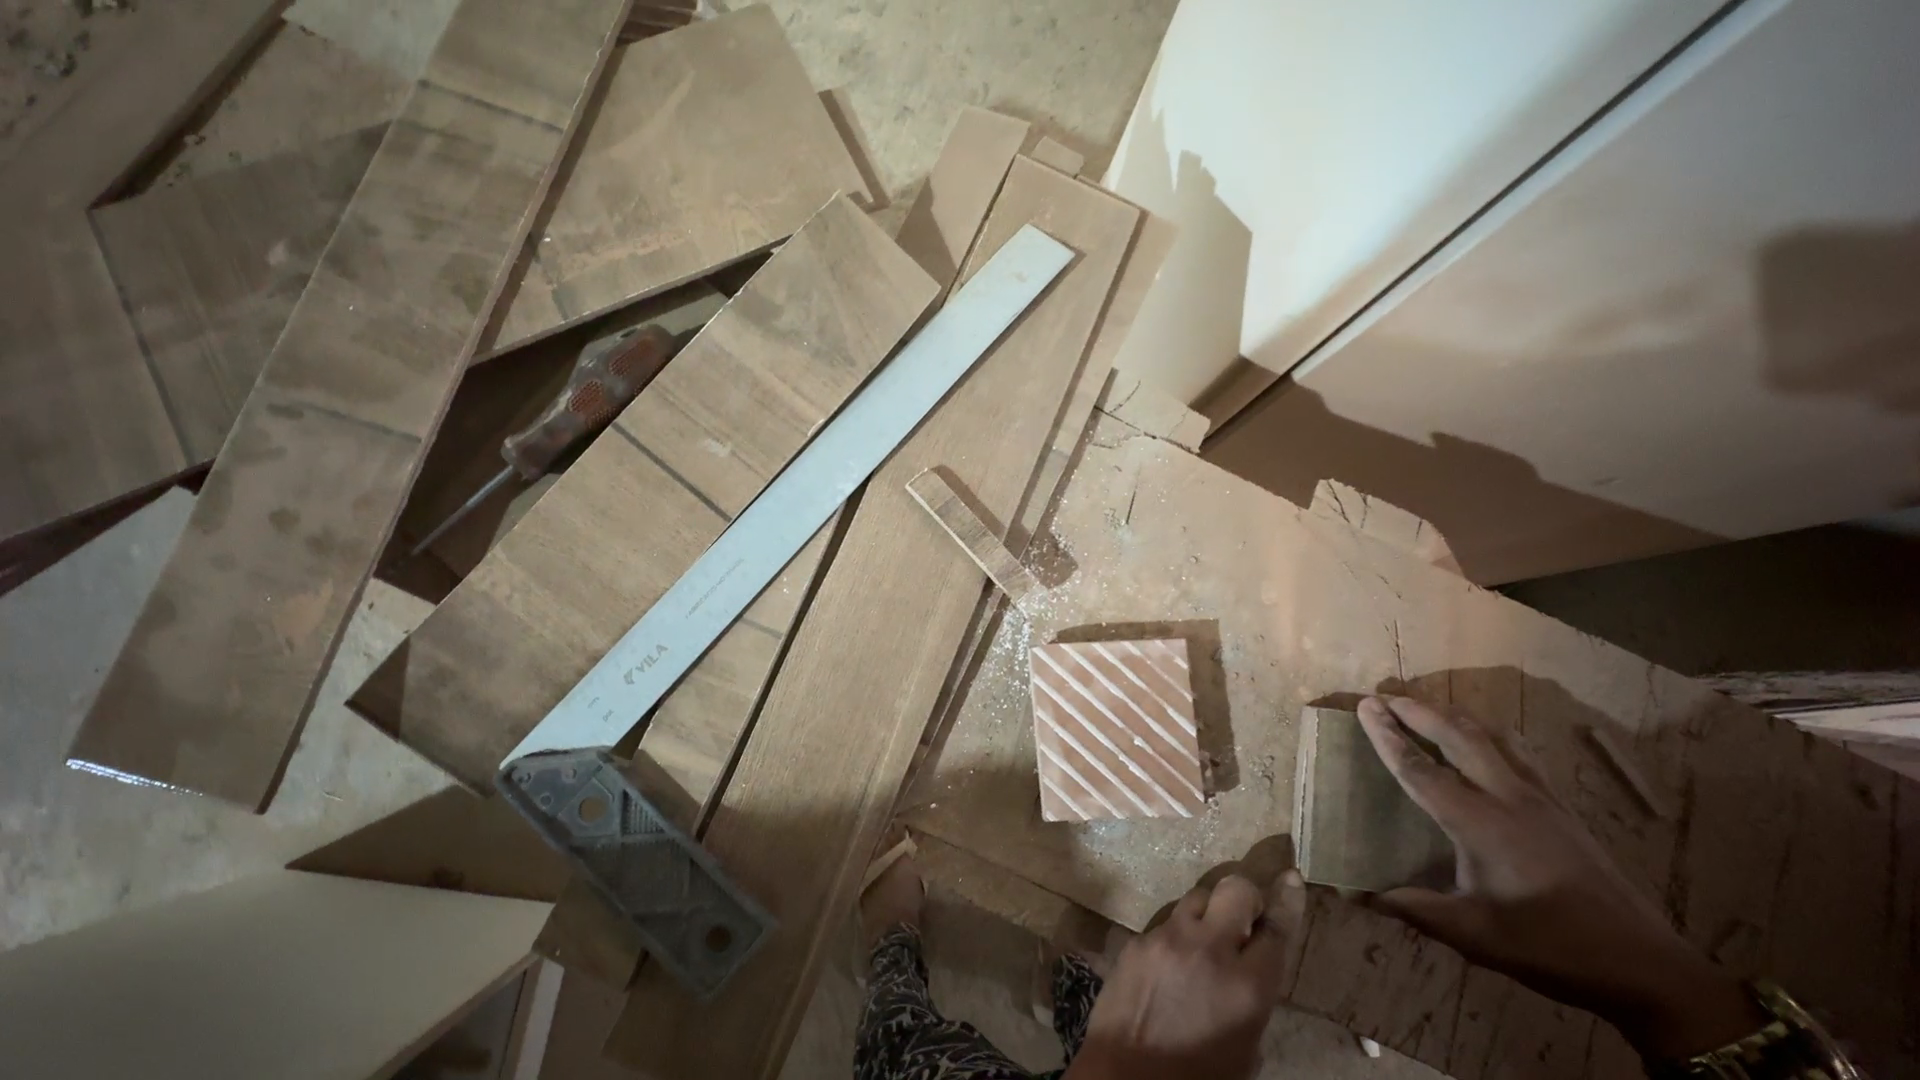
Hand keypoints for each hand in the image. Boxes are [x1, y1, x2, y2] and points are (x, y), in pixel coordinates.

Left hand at [1065, 873, 1302, 1079]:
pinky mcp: (1137, 941)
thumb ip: (1254, 995)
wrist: (1128, 1077)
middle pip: (1235, 890)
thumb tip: (1254, 961)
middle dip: (1244, 896)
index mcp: (1247, 986)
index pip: (1276, 929)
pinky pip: (1165, 923)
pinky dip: (1175, 936)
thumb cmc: (1198, 1073)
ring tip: (1203, 939)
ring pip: (1196, 898)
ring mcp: (1168, 940)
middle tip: (1242, 916)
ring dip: (1207, 913)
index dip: (1286, 901)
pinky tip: (1170, 961)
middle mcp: (1209, 950)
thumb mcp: (1246, 1045)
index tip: (1291, 877)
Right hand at [1355, 696, 1764, 1059]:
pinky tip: (1486, 739)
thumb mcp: (1475, 936)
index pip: (1421, 770)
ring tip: (1426, 706)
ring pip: (1491, 738)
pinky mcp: (1562, 808)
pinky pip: (1519, 753)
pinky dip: (1489, 734)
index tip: (1365, 706)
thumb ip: (1416, 909)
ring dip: (1453, 716)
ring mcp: (1541, 799)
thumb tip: (1360, 895)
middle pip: (1457, 737)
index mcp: (1480, 824)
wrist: (1643, 963)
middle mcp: (1509, 798)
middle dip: (1418, 711)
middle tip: (1385, 694)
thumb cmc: (1551, 947)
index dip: (1388, 737)